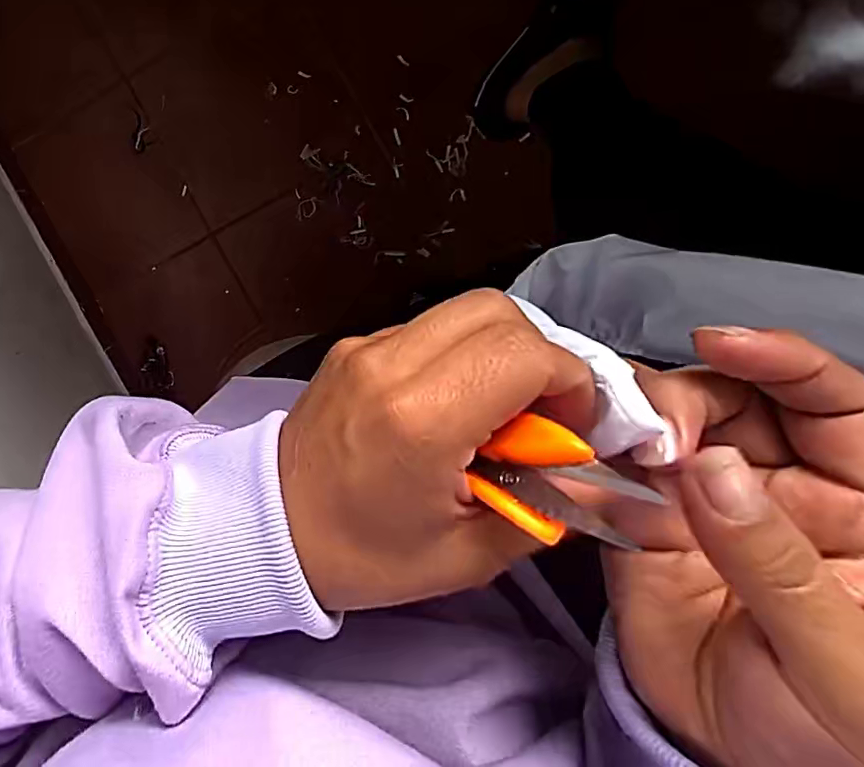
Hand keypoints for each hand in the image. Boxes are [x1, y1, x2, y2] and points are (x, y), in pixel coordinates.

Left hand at [278, 289, 595, 611]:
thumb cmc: (362, 553)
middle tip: (540, 410)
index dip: (569, 382)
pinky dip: (463, 349)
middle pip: (498, 311)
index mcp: (420, 420)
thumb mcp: (463, 555)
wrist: (266, 526)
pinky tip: (455, 396)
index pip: (524, 354)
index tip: (569, 425)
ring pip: (466, 308)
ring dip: (504, 346)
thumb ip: (542, 509)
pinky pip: (431, 325)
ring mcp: (368, 345)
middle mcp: (392, 364)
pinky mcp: (357, 343)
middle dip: (540, 354)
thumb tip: (596, 478)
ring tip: (500, 404)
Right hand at [605, 327, 863, 766]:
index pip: (834, 403)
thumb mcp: (849, 674)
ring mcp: (705, 500)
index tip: (726, 343)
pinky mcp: (645, 521)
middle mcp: (778, 487)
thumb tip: (717, 470)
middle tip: (659, 429)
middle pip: (734, 398)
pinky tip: (583, 468)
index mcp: (860, 510)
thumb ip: (784, 570)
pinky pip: (617, 470)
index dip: (785, 360)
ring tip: (621, 449)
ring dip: (638, 418)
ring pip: (669, 421)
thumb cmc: (843, 748)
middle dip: (692, 394)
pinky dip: (594, 458)